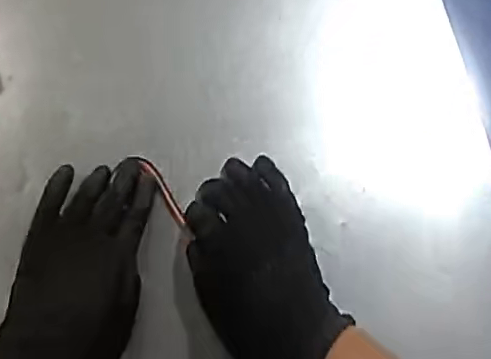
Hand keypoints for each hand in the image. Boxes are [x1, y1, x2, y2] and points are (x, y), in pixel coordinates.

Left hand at [0, 161, 154, 358]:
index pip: (136, 216)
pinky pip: (48, 208)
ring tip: (103, 169)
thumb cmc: (88, 338)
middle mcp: (95, 238)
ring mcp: (65, 237)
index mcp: (118, 254)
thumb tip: (129, 252)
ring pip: (84, 199)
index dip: (144, 195)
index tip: (150, 177)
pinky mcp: (38, 243)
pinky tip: (65, 172)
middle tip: (132, 162)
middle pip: (113, 201)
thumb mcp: (125, 309)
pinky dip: (57, 188)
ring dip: (95, 182)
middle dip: (125, 180)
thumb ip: (129, 273)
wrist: (39, 354)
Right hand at [185, 156, 353, 358]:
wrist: (298, 326)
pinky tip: (260, 165)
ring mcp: (273, 213)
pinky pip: (278, 182)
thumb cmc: (252, 321)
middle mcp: (247, 221)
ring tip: (228, 171)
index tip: (192, 214)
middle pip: (225, 191)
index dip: (194, 213)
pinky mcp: (292, 212)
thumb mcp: (214, 299)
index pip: (201, 215)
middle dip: (212, 190)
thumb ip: (201, 265)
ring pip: (251, 180)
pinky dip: (268, 170)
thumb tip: (195, 240)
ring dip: (237, 174)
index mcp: (223, 244)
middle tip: (206, 193)